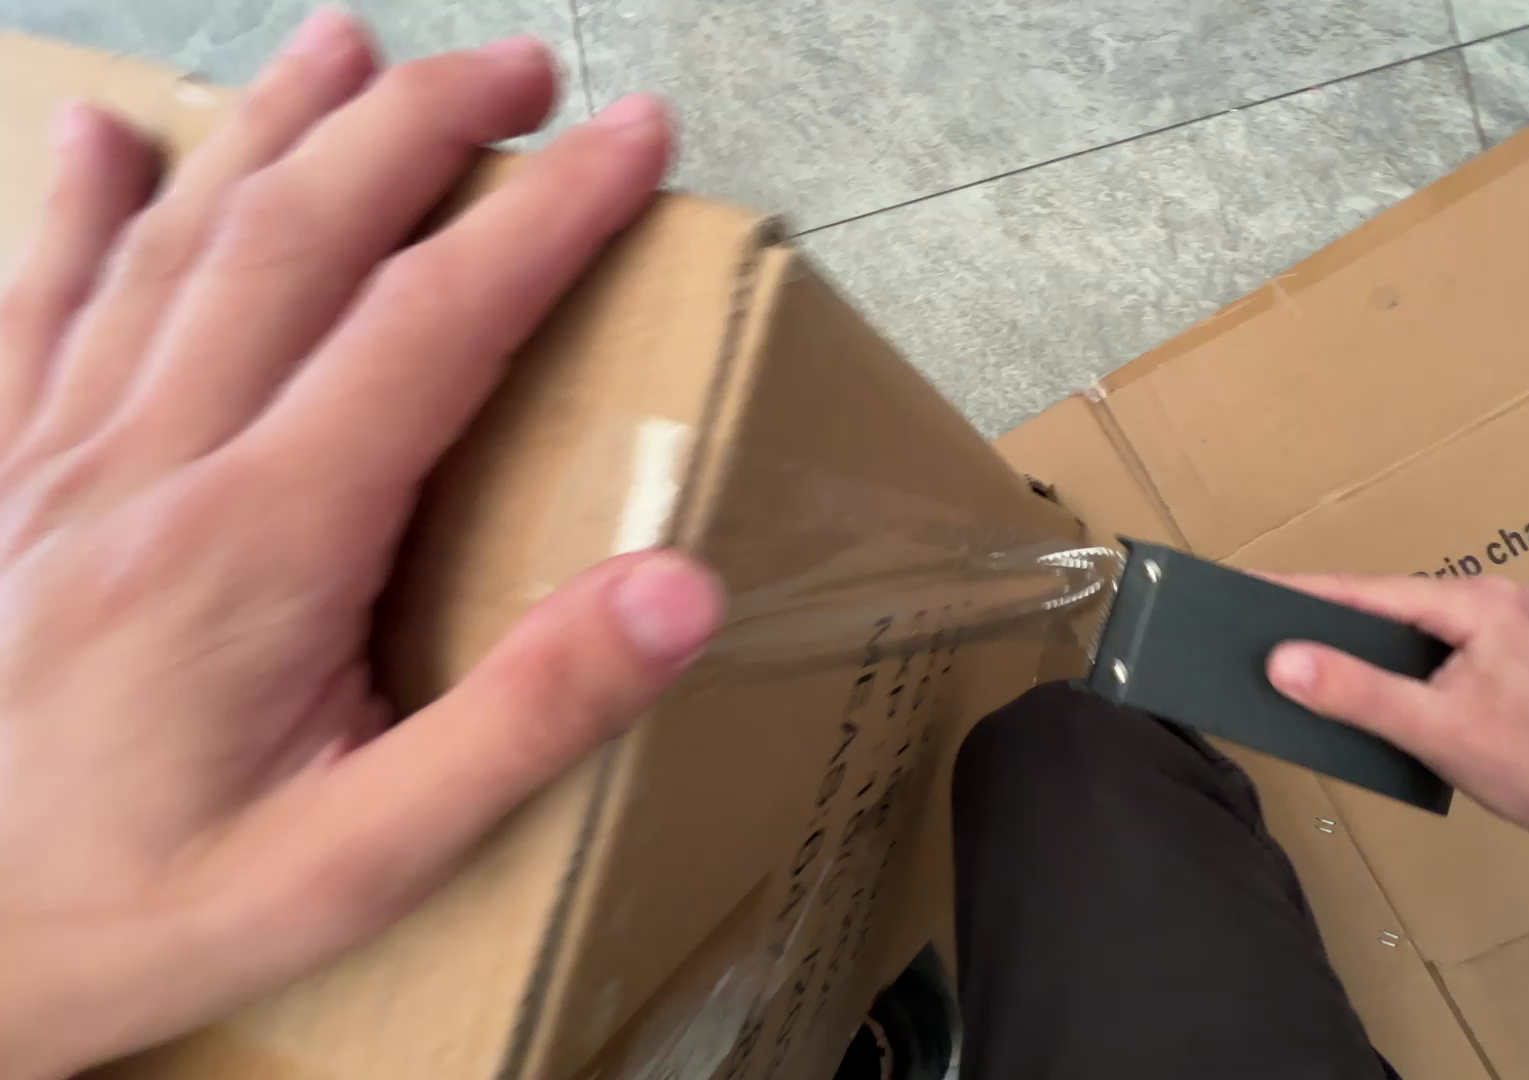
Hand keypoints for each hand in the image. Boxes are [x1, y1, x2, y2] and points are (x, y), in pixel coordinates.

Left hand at [0, 11, 720, 1078]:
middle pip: (310, 236)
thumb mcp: (376, 851)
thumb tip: (681, 591)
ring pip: (183, 237)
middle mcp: (150, 460)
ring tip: (364, 49)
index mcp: (264, 536)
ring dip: (291, 127)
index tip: (633, 145)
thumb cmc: (131, 920)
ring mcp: (46, 458)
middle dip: (436, 132)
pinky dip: (86, 199)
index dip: (549, 217)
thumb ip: (534, 713)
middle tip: (530, 72)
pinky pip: (38, 299)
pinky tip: (113, 138)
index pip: (438, 320)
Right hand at [1264, 575, 1528, 860]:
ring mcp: (1508, 624)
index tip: (1246, 585)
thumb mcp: (1438, 731)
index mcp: (1479, 602)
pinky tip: (1371, 680)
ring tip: (1308, 655)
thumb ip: (1356, 692)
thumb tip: (1281, 660)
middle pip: (1385, 603)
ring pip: (1408, 625)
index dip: (1299, 591)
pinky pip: (1431, 645)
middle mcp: (1494, 599)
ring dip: (1360, 642)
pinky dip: (1392, 660)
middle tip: (1266, 627)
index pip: (1365, 590)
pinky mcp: (1512, 653)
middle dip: (1326, 618)